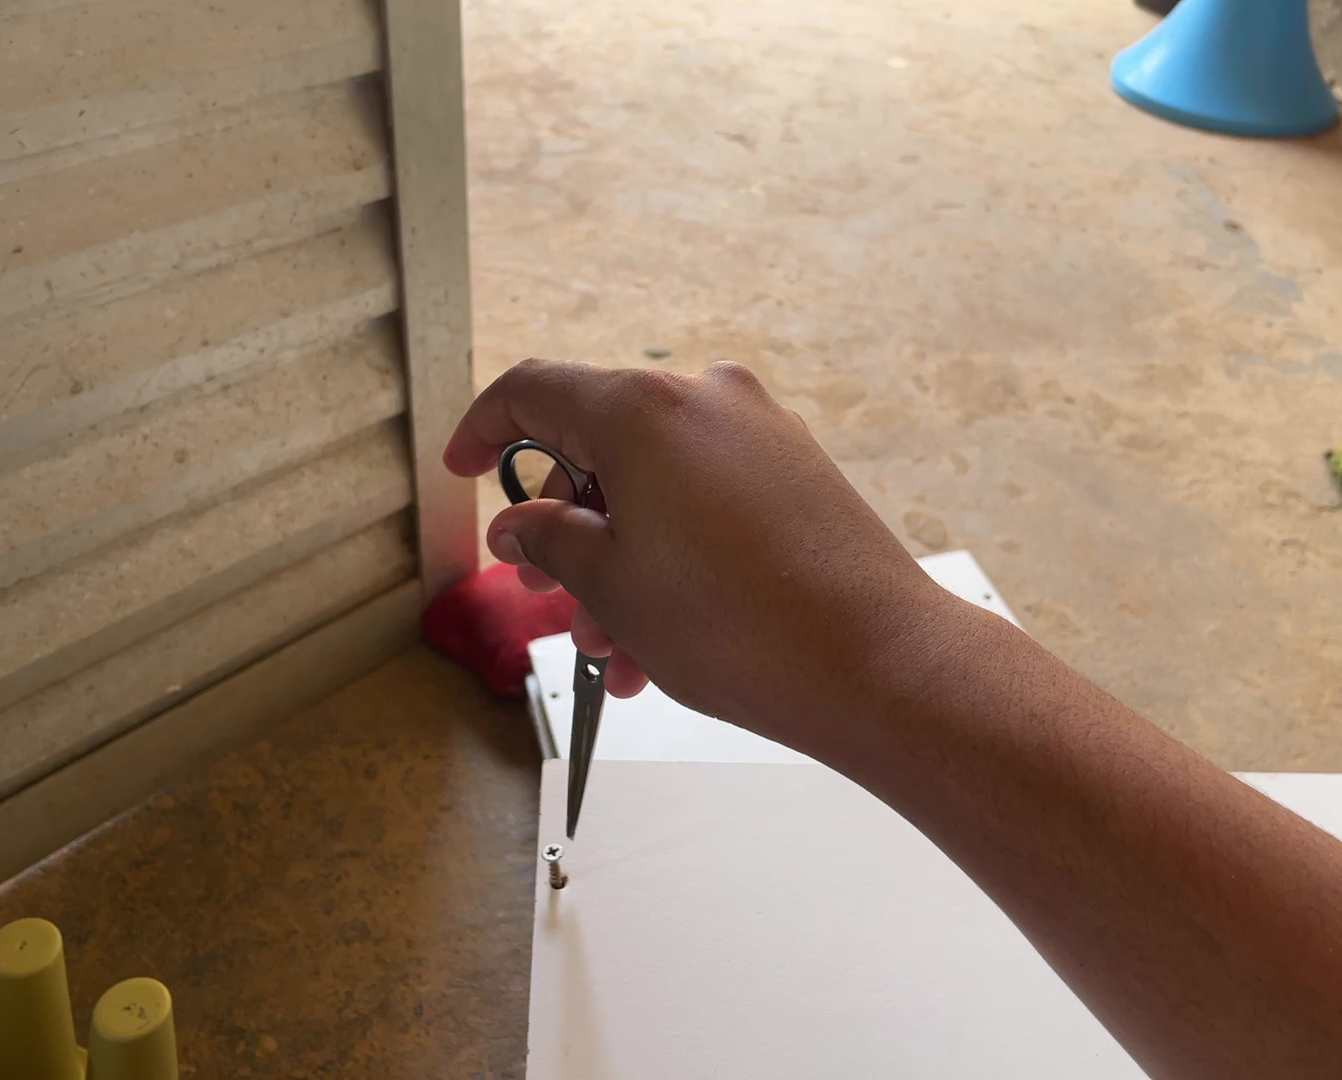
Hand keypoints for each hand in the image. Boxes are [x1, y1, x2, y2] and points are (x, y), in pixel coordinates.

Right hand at [443, 359, 950, 748]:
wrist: (874, 663)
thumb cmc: (739, 627)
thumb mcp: (611, 586)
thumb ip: (549, 539)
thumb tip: (522, 524)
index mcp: (643, 410)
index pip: (534, 392)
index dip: (486, 431)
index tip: (467, 469)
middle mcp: (706, 401)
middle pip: (601, 448)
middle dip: (568, 529)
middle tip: (552, 597)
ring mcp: (760, 432)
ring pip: (655, 488)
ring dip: (622, 560)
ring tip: (614, 647)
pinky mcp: (796, 469)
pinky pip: (707, 500)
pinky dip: (674, 552)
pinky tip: (664, 630)